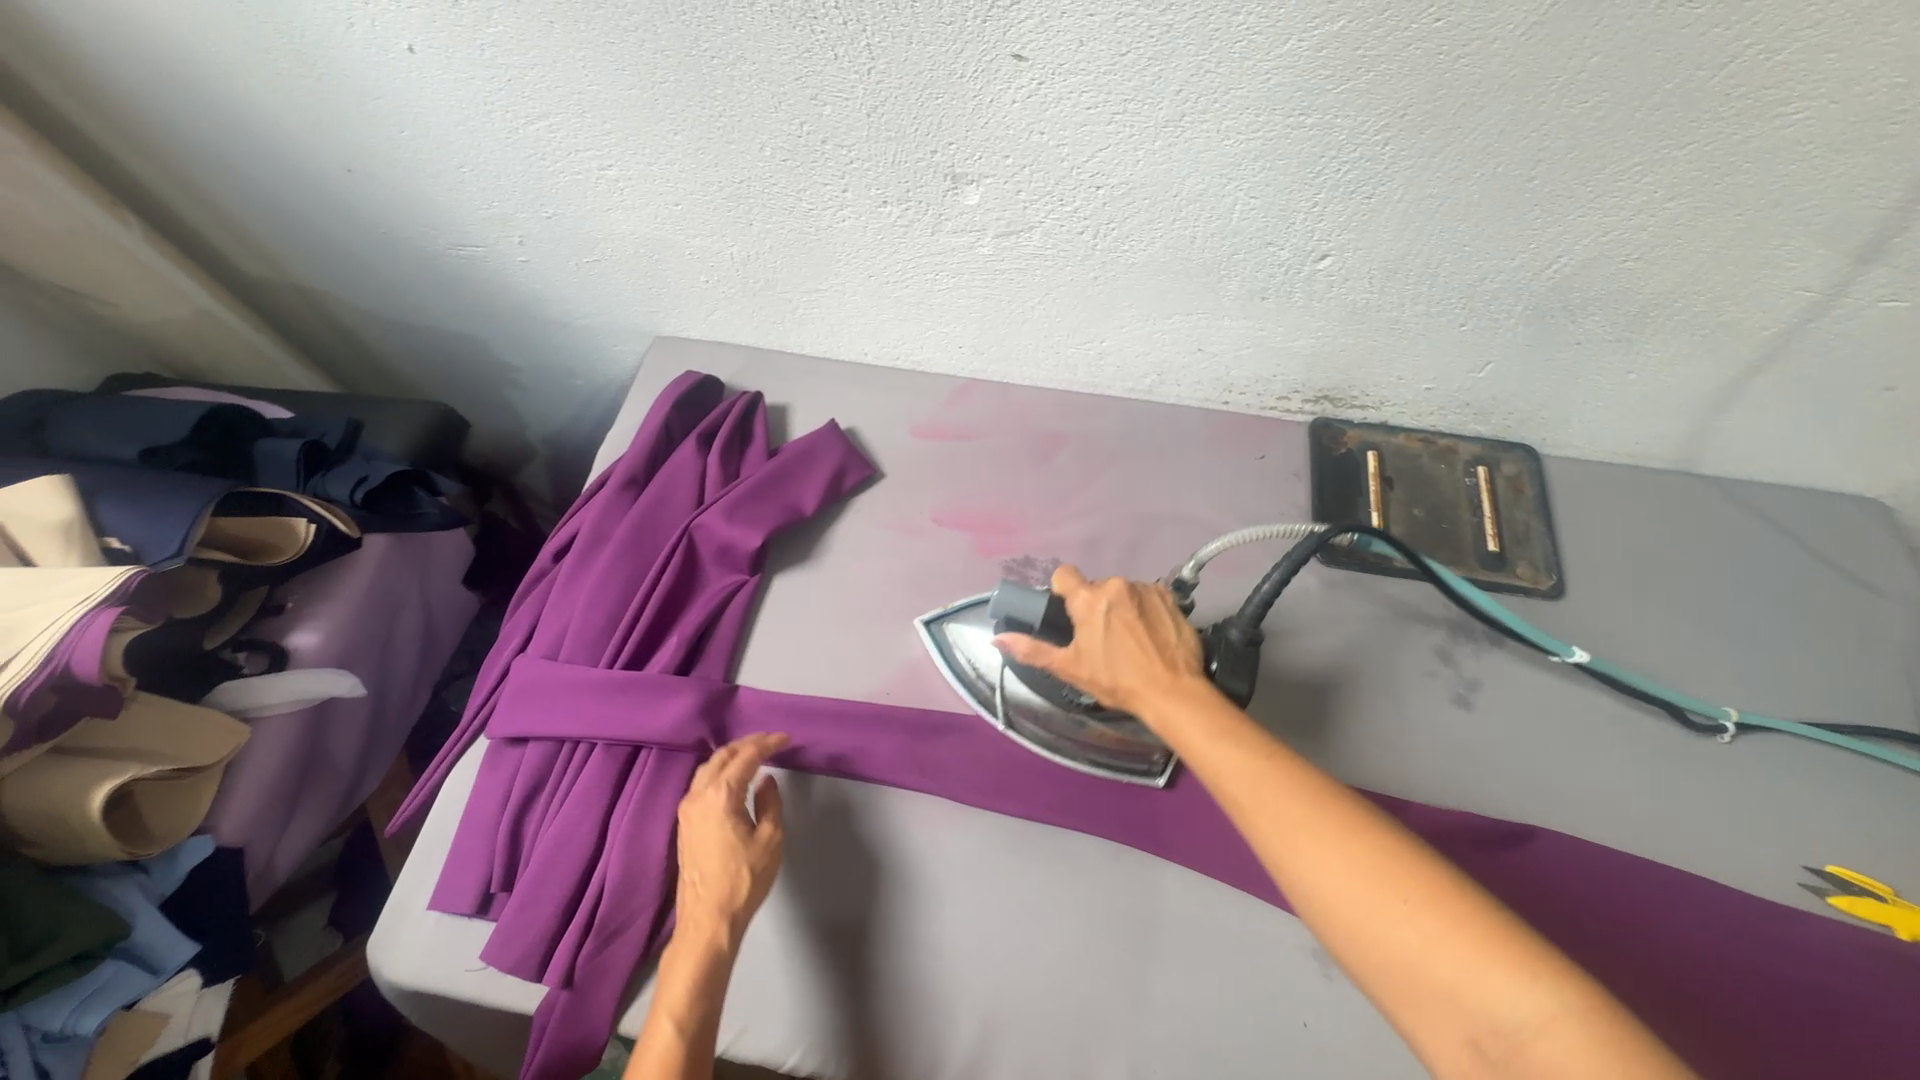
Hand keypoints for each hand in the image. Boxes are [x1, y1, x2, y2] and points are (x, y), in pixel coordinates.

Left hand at [674, 732, 788, 945]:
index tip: (786, 739)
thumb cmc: (745, 878)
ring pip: (707, 769)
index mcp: (720, 795)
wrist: (708, 918)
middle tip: (770, 741)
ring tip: (753, 754)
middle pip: (721, 756)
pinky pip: (701, 784)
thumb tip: (766, 780)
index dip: (767, 743)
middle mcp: (697, 795)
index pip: (746, 756)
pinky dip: (719, 772)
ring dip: (730, 756)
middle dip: (747, 744)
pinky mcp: (684, 824)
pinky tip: (733, 778)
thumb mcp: (770, 838)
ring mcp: (686, 810)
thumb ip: (770, 802)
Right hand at [993, 564, 1207, 719]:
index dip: (1063, 592)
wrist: (1172, 691)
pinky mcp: (1169, 597)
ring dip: (1121, 608)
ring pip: (1122, 591)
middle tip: (1103, 639)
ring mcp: (1145, 588)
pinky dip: (1145, 609)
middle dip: (1096, 607)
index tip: (1071, 615)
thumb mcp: (1070, 668)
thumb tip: (996, 639)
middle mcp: (1115, 585)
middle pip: (1096, 588)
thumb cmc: (1116, 681)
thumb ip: (1032, 650)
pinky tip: (1150, 634)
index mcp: (1087, 599)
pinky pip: (1147, 596)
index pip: (1064, 574)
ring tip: (1130, 639)